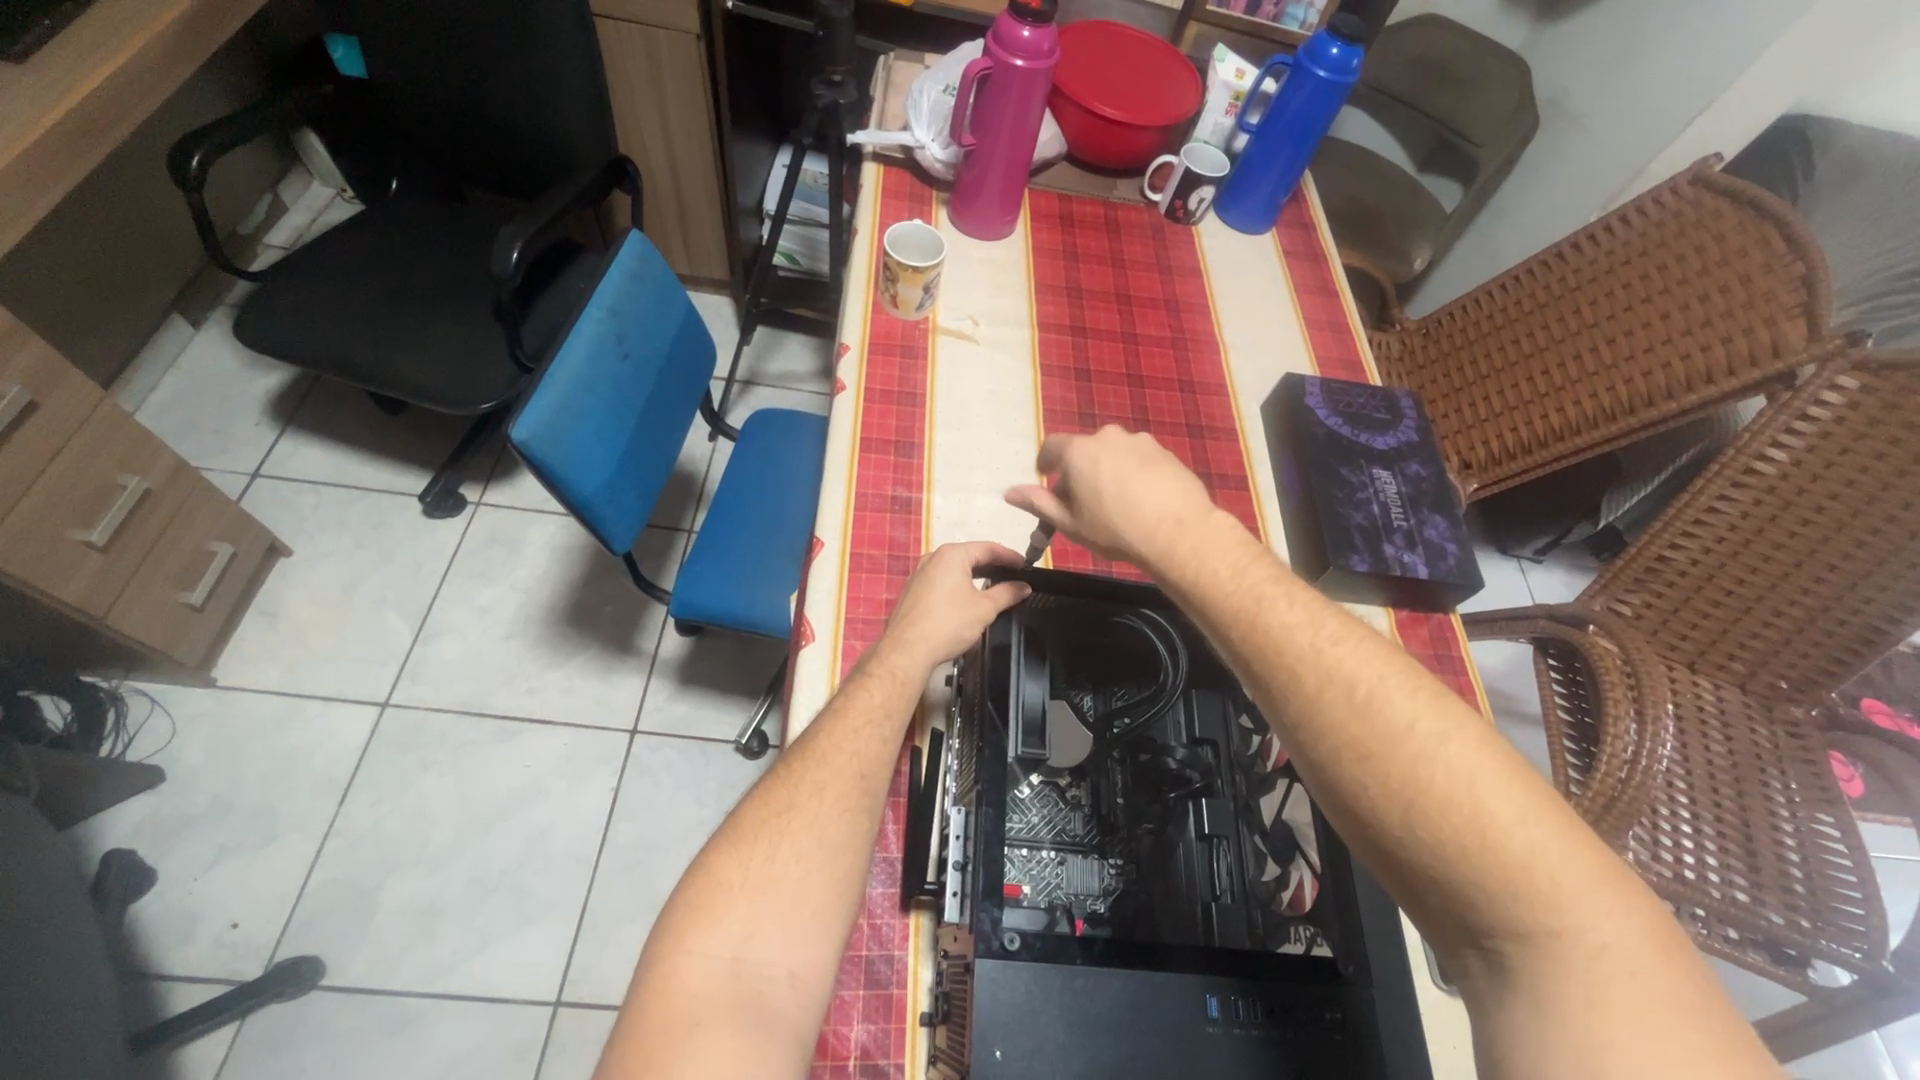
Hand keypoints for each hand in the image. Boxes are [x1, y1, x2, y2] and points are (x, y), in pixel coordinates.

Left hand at [880, 542, 1032, 669]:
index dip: (1009, 556)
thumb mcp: (984, 608)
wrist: (908, 649)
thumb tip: (1024, 587)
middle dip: (992, 565)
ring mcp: (919, 574)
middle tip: (1012, 575)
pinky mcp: (913, 590)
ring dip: (975, 576)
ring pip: (954, 569)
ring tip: (994, 585)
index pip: (988, 548)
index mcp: (952, 555)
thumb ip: (1006, 593)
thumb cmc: (949, 623)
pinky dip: (958, 585)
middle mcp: (933, 558)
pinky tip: (968, 598)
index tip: (1025, 565)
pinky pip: (941, 581)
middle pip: (969, 556)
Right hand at [1004, 426, 1219, 567]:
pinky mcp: (1165, 451)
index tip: (1048, 481)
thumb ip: (1038, 503)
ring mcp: (1140, 441)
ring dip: (1107, 470)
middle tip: (1083, 501)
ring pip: (1113, 453)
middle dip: (1078, 470)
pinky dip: (1133, 473)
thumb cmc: (1114, 531)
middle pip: (1083, 449)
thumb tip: (1009, 492)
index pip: (1051, 447)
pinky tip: (1141, 500)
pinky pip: (1139, 458)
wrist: (1178, 532)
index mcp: (1078, 451)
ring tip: (1116, 502)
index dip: (1046, 464)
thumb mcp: (1069, 523)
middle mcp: (1107, 436)